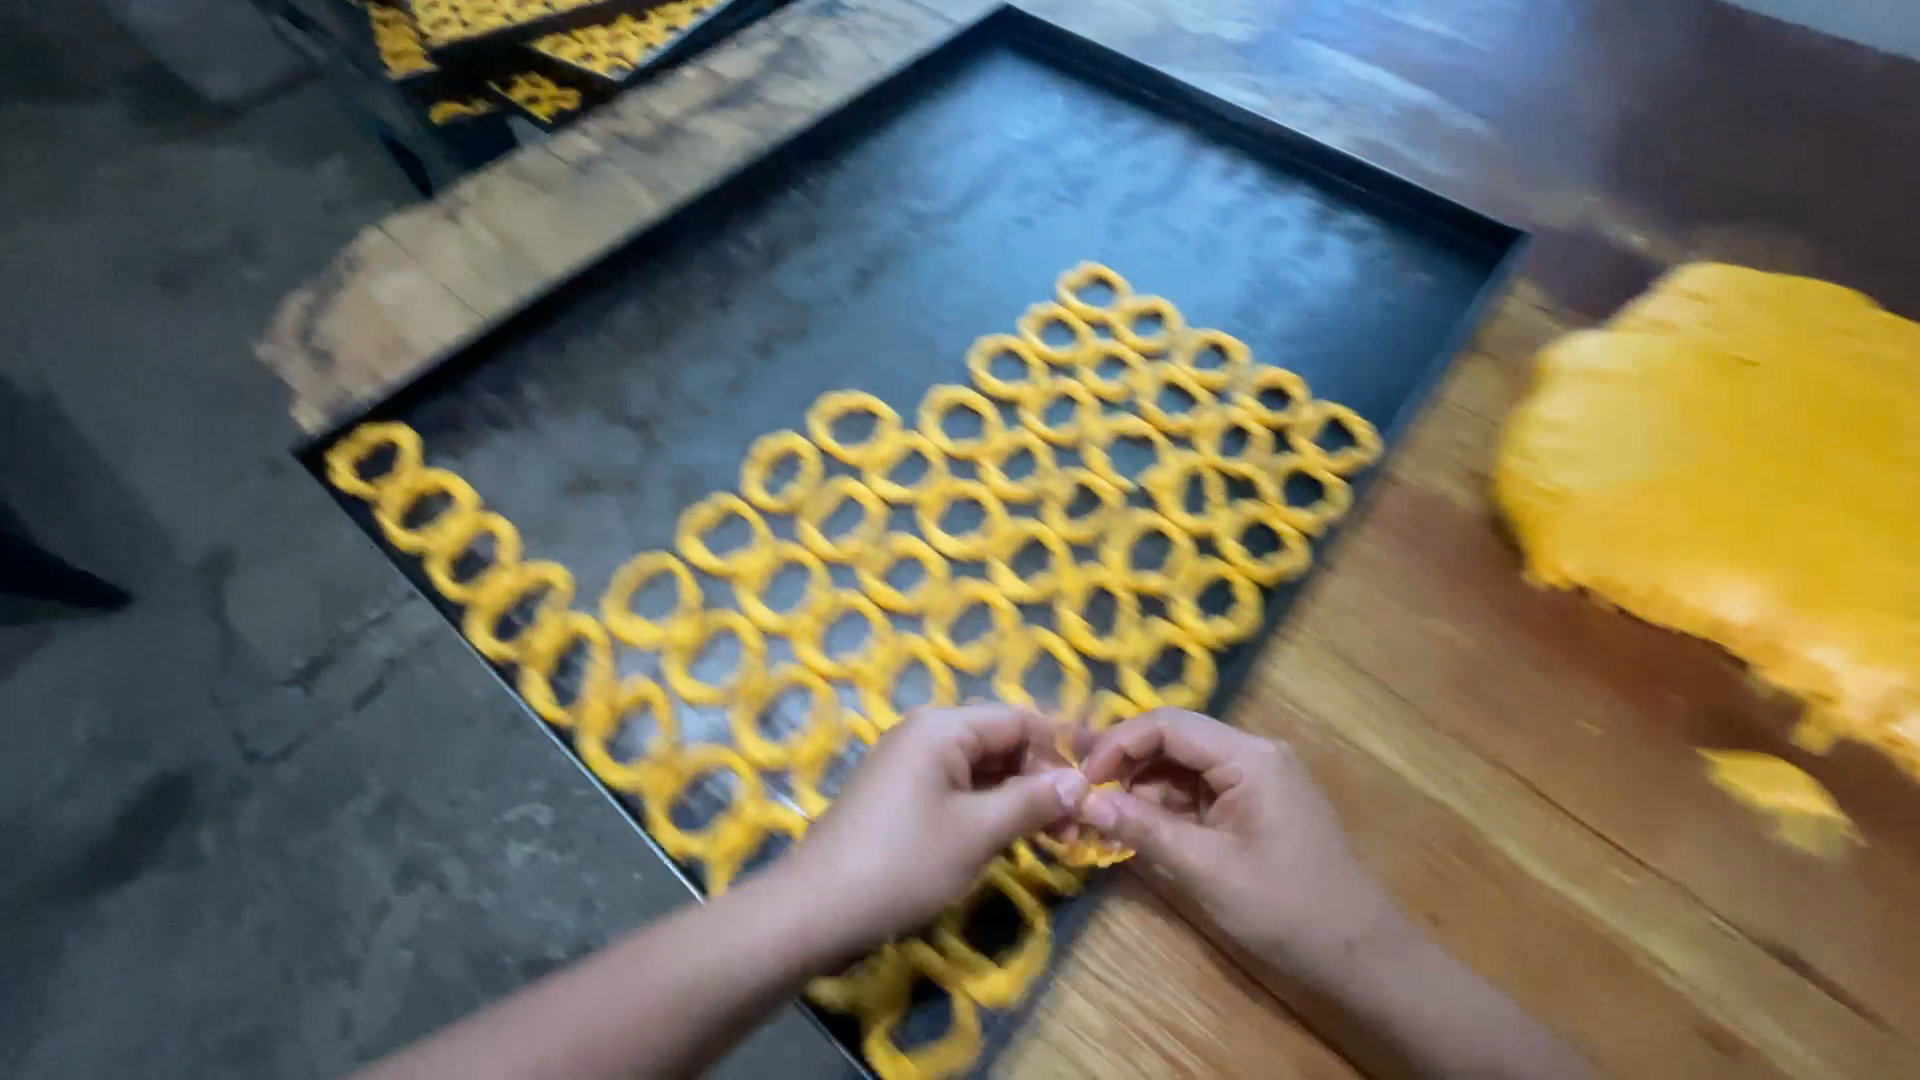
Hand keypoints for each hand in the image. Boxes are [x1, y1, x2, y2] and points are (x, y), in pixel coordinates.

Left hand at [781, 704, 1088, 952]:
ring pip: (983, 770)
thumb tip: (1081, 782)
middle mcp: (927, 734)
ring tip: (1063, 836)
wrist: (814, 910)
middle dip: (1045, 777)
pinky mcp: (904, 797)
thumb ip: (1033, 800)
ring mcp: (912, 766)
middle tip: (1085, 821)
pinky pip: (961, 791)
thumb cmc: (902, 862)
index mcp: (943, 727)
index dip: (1066, 741)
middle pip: (1002, 743)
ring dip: (1022, 797)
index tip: (1107, 766)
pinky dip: (993, 810)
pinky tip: (1019, 837)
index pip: (1019, 719)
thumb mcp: (978, 832)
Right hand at [1076, 708, 1392, 972]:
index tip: (1084, 780)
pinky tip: (1143, 825)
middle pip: (1175, 737)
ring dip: (1144, 784)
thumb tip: (1083, 801)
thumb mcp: (1205, 869)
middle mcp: (1253, 752)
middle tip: (1087, 794)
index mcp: (1248, 756)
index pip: (1167, 724)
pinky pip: (1201, 786)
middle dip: (1127, 762)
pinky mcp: (1256, 800)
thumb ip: (1143, 829)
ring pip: (1184, 762)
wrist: (1362, 955)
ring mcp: (1258, 775)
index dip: (1117, 744)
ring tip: (1108, 814)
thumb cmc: (1285, 908)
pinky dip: (1168, 803)